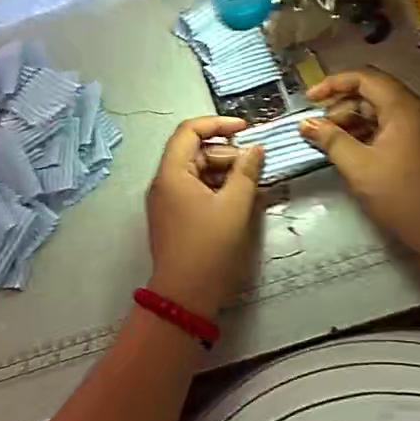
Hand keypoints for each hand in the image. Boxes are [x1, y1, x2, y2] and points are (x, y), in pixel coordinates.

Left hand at [145, 116, 265, 318]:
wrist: (185, 297)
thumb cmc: (209, 248)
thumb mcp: (234, 207)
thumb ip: (246, 172)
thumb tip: (256, 149)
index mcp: (172, 173)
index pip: (189, 130)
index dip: (218, 123)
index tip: (246, 128)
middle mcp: (163, 182)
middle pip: (194, 151)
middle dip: (226, 153)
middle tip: (254, 167)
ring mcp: (166, 201)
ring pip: (197, 172)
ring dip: (224, 172)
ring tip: (251, 185)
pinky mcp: (173, 218)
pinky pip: (195, 191)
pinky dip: (216, 189)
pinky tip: (238, 200)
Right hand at [299, 69, 419, 253]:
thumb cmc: (400, 194)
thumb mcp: (358, 167)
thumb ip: (330, 139)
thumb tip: (306, 123)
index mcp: (403, 107)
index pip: (364, 78)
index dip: (333, 84)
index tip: (309, 99)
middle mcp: (416, 108)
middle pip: (373, 92)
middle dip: (342, 106)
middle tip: (319, 129)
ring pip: (381, 110)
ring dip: (354, 120)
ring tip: (331, 142)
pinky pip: (391, 125)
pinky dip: (369, 132)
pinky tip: (351, 150)